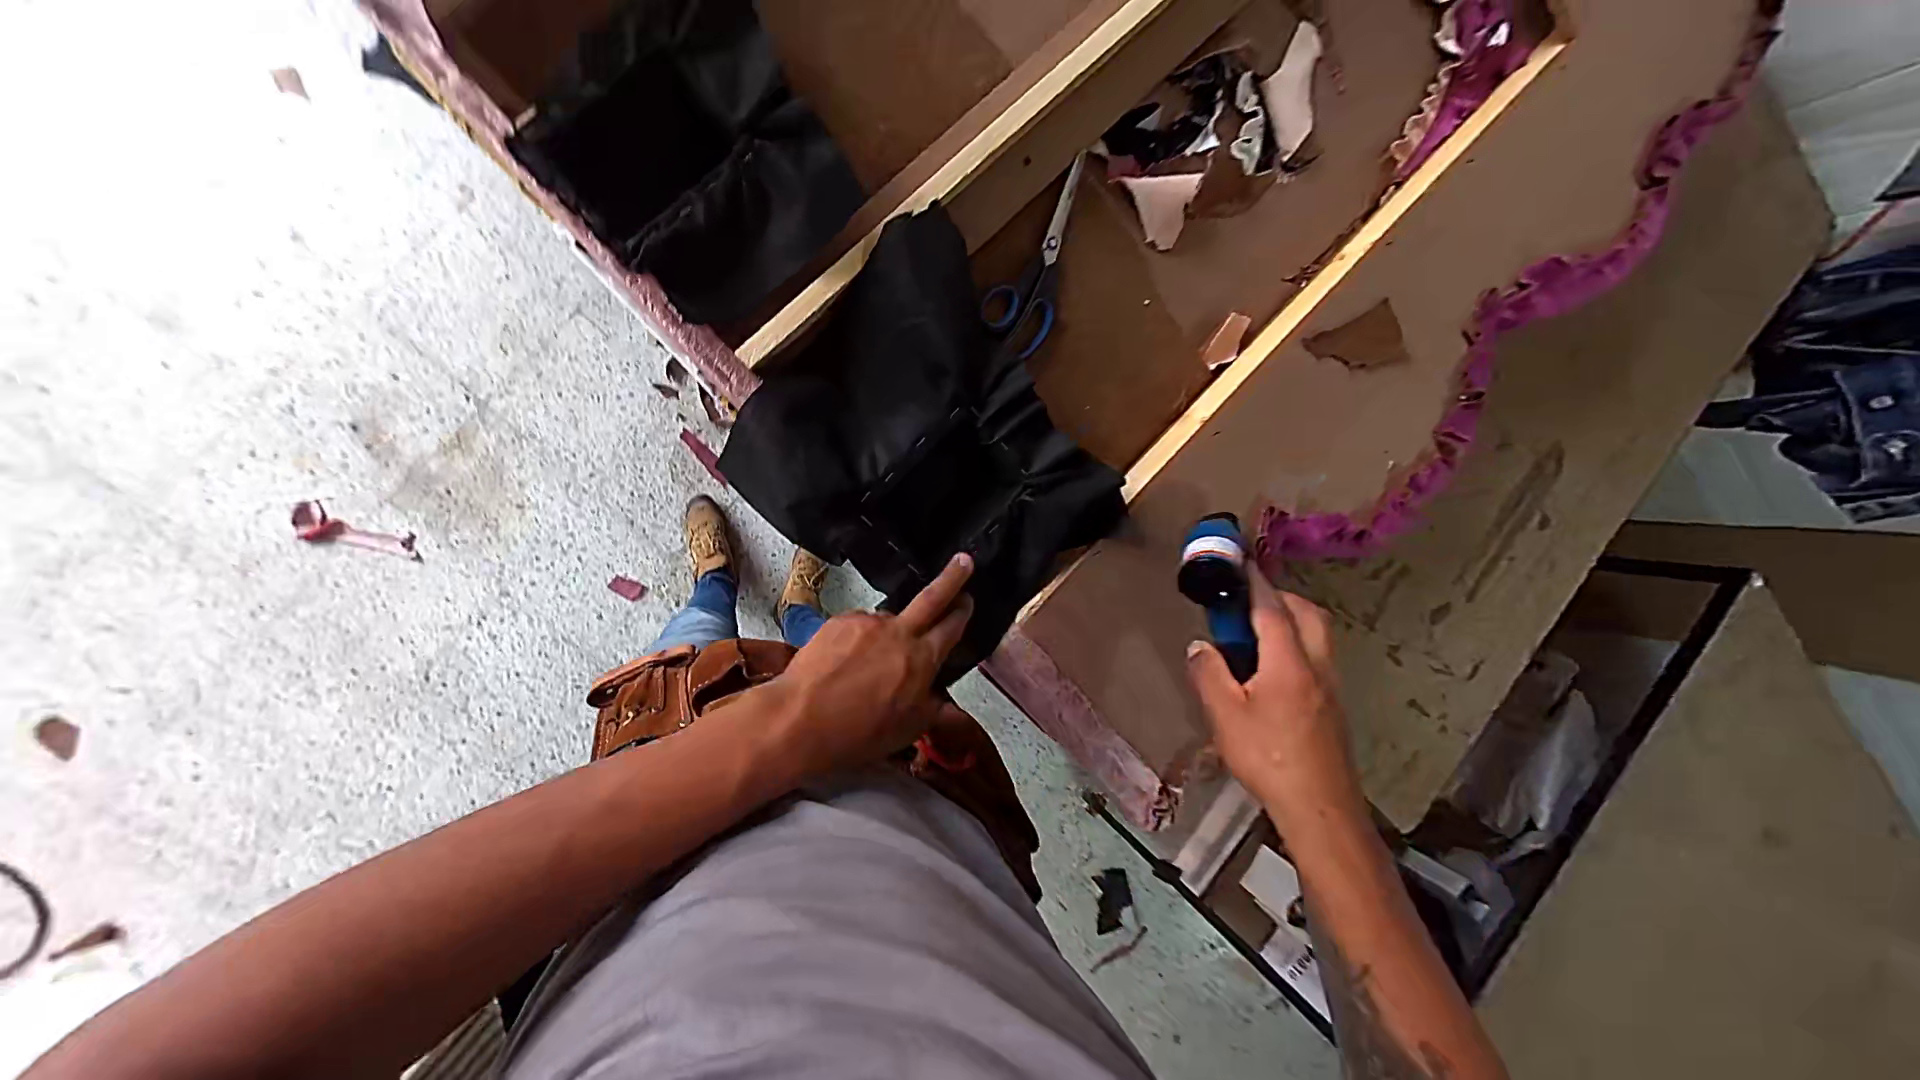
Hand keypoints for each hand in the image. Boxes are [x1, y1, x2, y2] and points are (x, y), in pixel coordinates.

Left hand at [762, 552, 974, 777]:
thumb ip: (934, 709)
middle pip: (932, 597)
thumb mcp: (908, 730)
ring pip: (886, 620)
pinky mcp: (839, 621)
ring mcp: (866, 623)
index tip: (968, 599)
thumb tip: (946, 703)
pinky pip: (857, 626)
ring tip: (865, 669)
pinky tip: (844, 665)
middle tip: (963, 561)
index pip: (951, 626)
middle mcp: (898, 633)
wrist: (800, 719)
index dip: (962, 610)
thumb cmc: (855, 732)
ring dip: (885, 635)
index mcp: (922, 659)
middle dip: (952, 577)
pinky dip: (857, 640)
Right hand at [1185, 571, 1363, 835]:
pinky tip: (1270, 673)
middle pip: (1308, 614)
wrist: (1319, 807)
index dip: (1254, 582)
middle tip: (1246, 604)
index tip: (1240, 562)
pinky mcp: (1333, 706)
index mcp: (1289, 662)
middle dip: (1279, 598)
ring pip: (1317, 636)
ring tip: (1253, 637)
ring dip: (1290, 622)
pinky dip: (1295, 647)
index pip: (1271, 609)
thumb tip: (1201, 646)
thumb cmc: (1267, 757)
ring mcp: (1331, 687)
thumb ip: (1209, 673)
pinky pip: (1316, 658)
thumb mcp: (1223, 715)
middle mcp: (1317, 666)